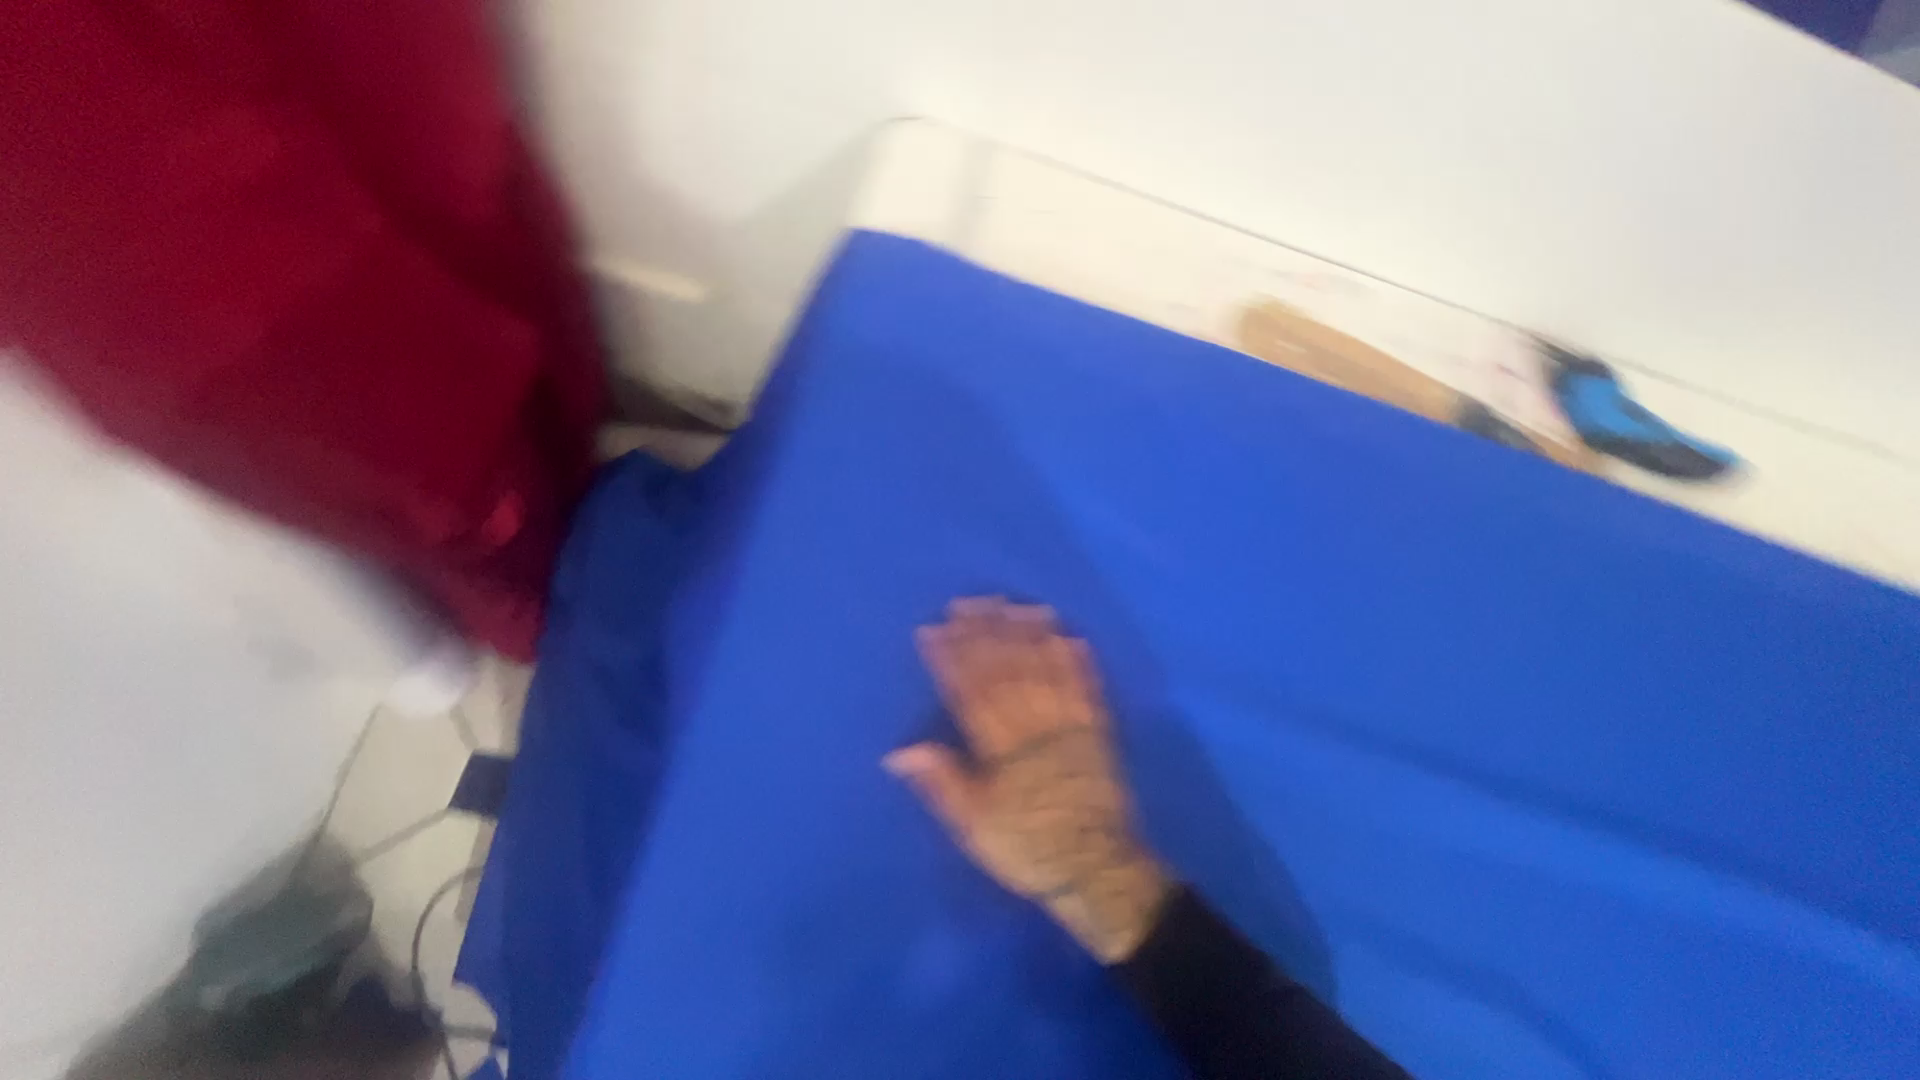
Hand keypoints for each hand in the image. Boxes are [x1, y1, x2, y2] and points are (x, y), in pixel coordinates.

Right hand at [885, 597, 1170, 962]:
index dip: (951, 657)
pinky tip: (1068, 634)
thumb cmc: (1027, 847)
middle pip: (1006, 670)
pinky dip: (1077, 659)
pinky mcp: (1099, 731)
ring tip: (1014, 604)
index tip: (935, 627)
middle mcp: (1034, 725)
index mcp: (1000, 747)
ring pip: (1045, 669)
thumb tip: (900, 750)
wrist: (1096, 869)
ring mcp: (1070, 724)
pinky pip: (1087, 687)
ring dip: (1029, 634)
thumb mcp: (974, 826)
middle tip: (970, 600)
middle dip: (986, 632)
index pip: (969, 691)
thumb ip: (942, 782)